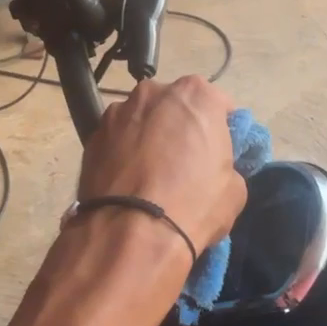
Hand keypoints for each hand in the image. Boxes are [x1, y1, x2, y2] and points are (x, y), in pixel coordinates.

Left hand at [76, 76, 246, 255]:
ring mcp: (118, 111)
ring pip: (142, 120)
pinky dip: (123, 152)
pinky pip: (117, 139)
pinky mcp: (92, 135)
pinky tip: (128, 180)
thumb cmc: (193, 204)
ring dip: (149, 136)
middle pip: (175, 106)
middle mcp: (154, 92)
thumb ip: (225, 163)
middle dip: (180, 126)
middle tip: (184, 160)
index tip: (219, 150)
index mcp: (195, 94)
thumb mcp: (234, 189)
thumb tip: (212, 167)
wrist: (130, 232)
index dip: (221, 128)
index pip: (218, 104)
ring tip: (150, 173)